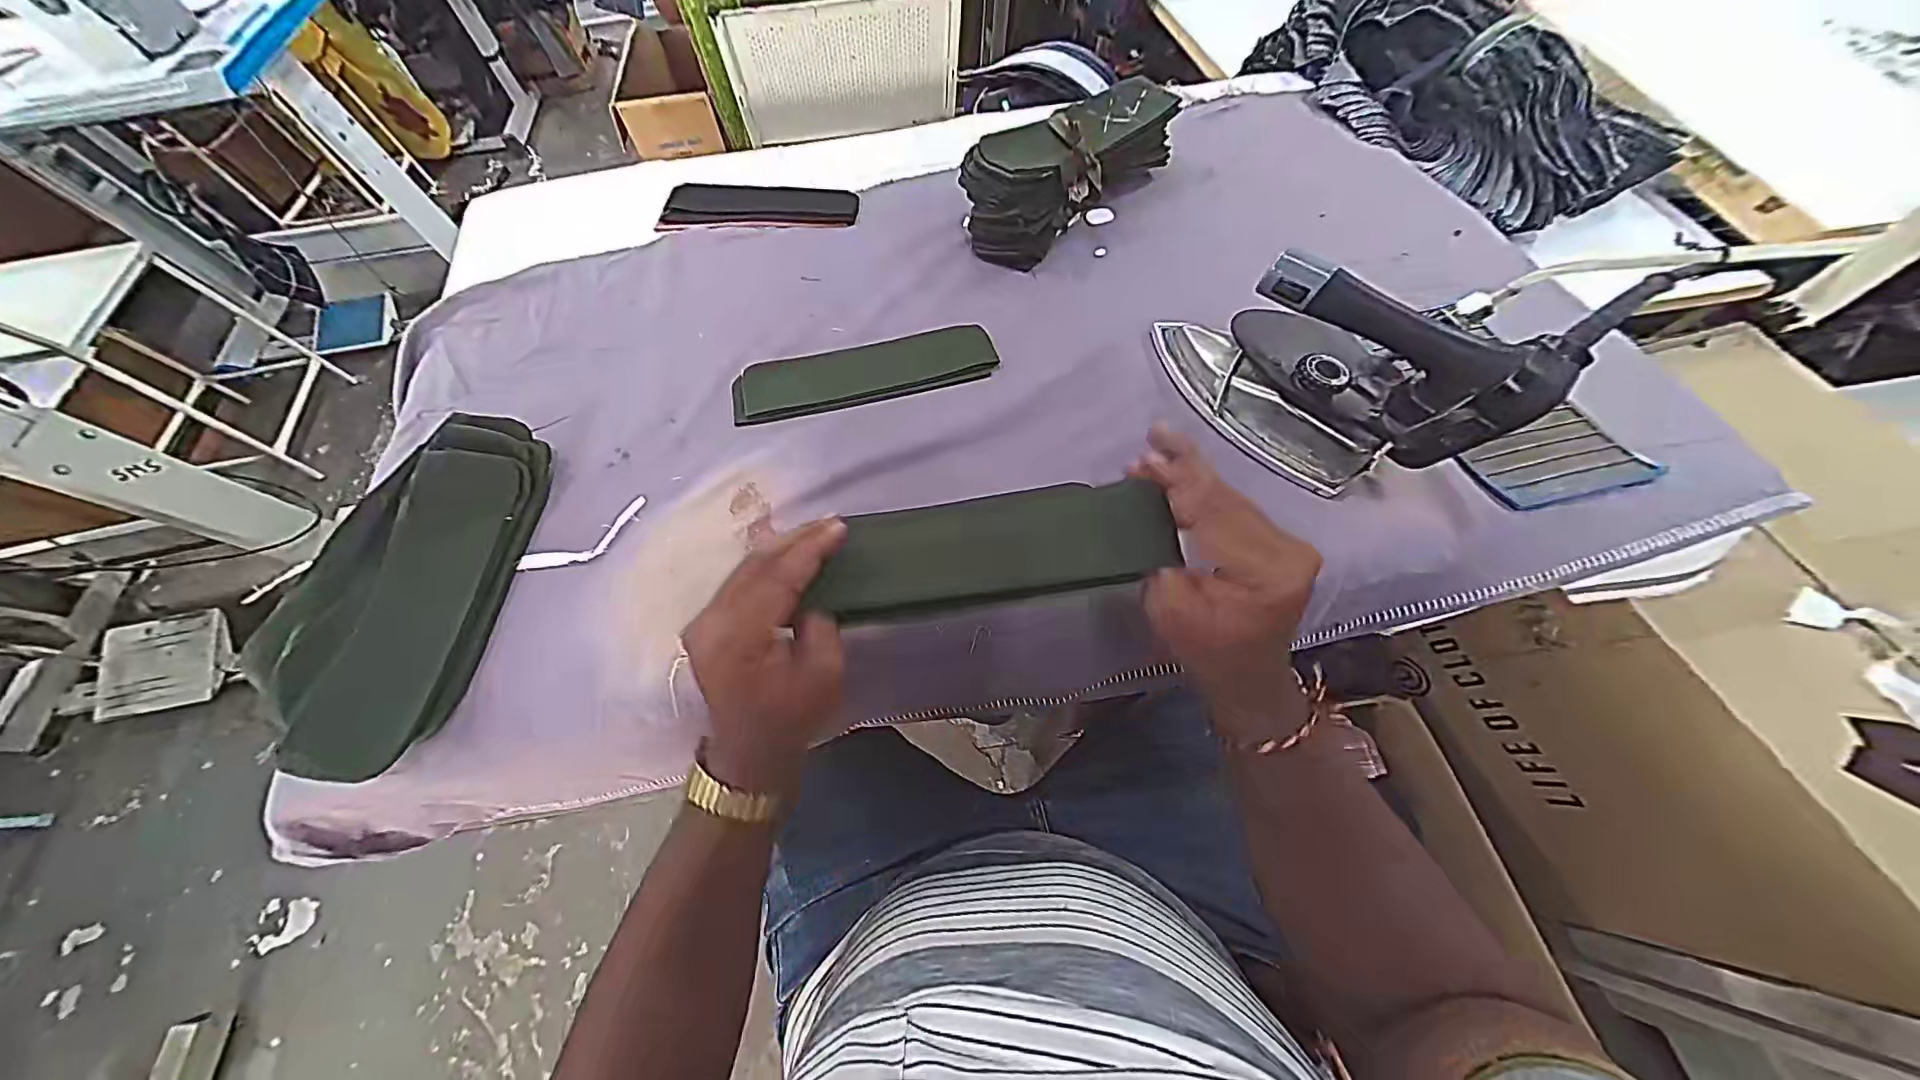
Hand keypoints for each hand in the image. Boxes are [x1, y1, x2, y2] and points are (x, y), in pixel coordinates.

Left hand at [683, 518, 847, 797]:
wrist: (748, 755)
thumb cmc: (790, 720)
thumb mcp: (824, 675)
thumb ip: (819, 624)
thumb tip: (810, 597)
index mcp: (738, 638)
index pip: (776, 578)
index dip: (809, 549)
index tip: (838, 528)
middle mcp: (710, 622)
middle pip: (754, 565)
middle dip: (795, 540)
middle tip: (830, 524)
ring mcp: (702, 622)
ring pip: (743, 569)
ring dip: (780, 549)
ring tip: (815, 533)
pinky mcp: (706, 625)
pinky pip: (738, 582)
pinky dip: (766, 565)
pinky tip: (787, 553)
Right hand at [1131, 425, 1322, 743]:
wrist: (1248, 678)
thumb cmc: (1208, 654)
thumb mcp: (1171, 609)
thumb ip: (1161, 557)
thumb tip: (1151, 507)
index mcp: (1267, 571)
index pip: (1215, 514)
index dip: (1177, 484)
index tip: (1145, 461)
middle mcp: (1289, 550)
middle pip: (1227, 498)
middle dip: (1185, 468)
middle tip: (1154, 436)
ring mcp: (1291, 544)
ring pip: (1233, 498)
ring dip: (1193, 474)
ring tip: (1160, 447)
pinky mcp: (1282, 543)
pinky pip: (1237, 508)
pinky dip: (1206, 490)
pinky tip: (1182, 471)